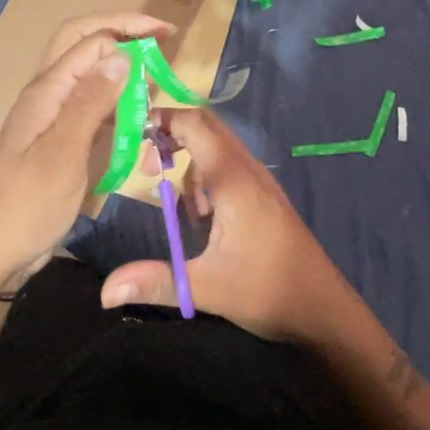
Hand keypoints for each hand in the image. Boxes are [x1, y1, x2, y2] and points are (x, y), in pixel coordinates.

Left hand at [0, 14, 171, 291]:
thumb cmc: (26, 206)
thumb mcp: (62, 155)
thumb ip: (91, 103)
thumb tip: (121, 54)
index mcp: (47, 91)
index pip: (90, 39)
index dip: (128, 29)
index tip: (169, 38)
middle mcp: (51, 96)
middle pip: (86, 46)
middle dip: (125, 37)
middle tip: (165, 42)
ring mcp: (58, 120)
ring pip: (95, 79)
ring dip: (127, 77)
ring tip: (161, 89)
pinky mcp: (67, 143)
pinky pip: (99, 114)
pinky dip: (123, 113)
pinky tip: (145, 128)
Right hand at [99, 108, 354, 340]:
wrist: (323, 310)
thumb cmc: (266, 291)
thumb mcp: (205, 287)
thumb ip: (155, 281)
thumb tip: (105, 292)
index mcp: (234, 180)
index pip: (196, 124)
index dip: (163, 119)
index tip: (131, 133)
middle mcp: (248, 172)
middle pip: (207, 129)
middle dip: (173, 137)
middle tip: (146, 167)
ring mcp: (261, 184)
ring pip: (218, 150)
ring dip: (189, 163)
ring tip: (171, 202)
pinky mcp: (265, 200)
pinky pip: (229, 170)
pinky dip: (206, 180)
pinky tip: (200, 218)